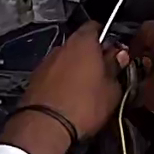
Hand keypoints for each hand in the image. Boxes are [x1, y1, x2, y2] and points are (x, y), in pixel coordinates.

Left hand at [1, 22, 126, 153]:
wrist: (45, 127)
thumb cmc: (83, 106)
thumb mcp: (112, 90)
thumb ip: (116, 68)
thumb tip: (118, 56)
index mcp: (83, 42)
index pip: (95, 26)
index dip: (107, 37)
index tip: (114, 52)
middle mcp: (62, 46)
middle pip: (80, 44)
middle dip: (92, 56)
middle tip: (104, 74)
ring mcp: (46, 62)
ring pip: (66, 59)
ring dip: (76, 69)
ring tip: (86, 90)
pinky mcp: (34, 79)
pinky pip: (54, 74)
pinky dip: (61, 81)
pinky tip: (69, 97)